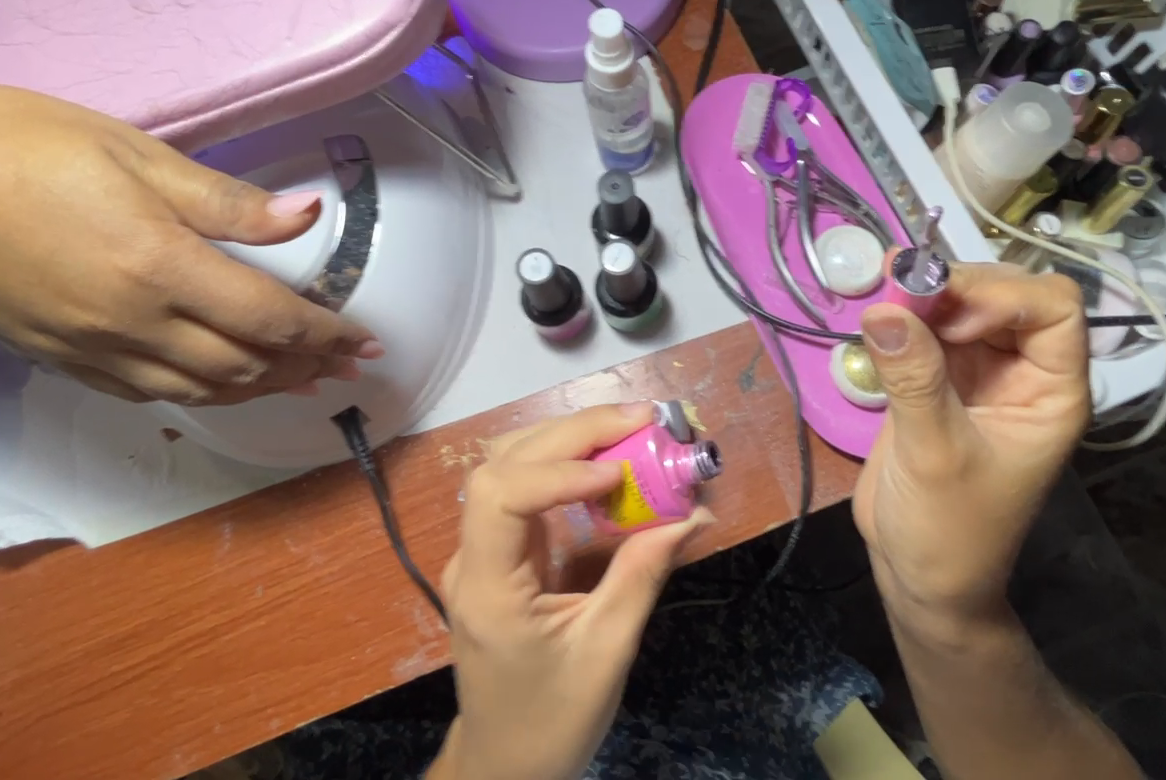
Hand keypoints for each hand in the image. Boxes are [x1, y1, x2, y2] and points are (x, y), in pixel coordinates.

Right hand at [0, 75, 377, 404]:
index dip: (327, 335)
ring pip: (195, 390)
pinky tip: (216, 385)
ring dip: (256, 390)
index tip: (364, 342)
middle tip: (342, 365)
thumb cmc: (20, 142)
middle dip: (303, 367)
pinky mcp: (45, 354)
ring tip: (297, 383)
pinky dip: (195, 395)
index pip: (271, 318)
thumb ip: (230, 201)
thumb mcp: (140, 156)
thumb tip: (309, 214)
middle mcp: (125, 322)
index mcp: (158, 267)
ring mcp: (81, 347)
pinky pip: (138, 393)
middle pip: (241, 365)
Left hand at [431, 405, 712, 779]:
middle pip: (505, 464)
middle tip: (643, 420)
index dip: (557, 470)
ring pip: (509, 465)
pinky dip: (565, 463)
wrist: (504, 764)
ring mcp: (479, 551)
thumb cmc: (552, 720)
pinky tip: (605, 464)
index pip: (500, 496)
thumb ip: (642, 575)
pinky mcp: (498, 552)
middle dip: (574, 433)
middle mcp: (472, 556)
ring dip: (567, 438)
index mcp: (487, 588)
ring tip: (627, 431)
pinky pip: (524, 488)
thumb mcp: (606, 654)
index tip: (618, 472)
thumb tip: (693, 514)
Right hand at [853, 264, 1088, 638]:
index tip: (945, 315)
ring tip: (879, 292)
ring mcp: (976, 373)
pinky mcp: (935, 379)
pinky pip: (924, 327)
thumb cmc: (950, 528)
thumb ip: (914, 378)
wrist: (920, 574)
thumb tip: (882, 309)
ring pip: (959, 305)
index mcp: (1051, 391)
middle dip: (956, 286)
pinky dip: (901, 314)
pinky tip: (873, 314)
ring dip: (923, 293)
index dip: (1005, 297)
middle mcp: (1021, 371)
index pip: (1054, 310)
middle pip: (1004, 296)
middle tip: (897, 289)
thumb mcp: (935, 454)